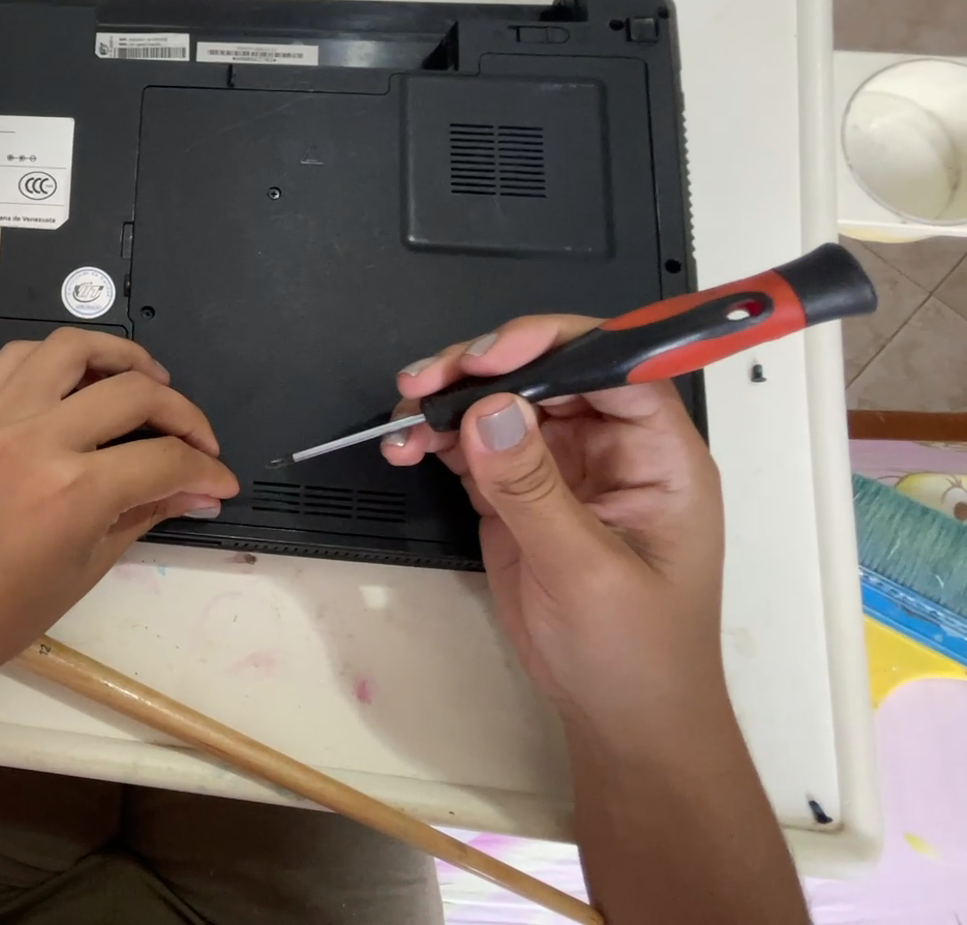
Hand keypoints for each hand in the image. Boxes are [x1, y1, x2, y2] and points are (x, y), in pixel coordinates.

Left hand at [0, 328, 239, 714]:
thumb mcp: (86, 569)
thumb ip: (146, 514)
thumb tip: (198, 491)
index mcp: (72, 492)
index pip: (164, 459)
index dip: (206, 470)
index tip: (219, 480)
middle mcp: (36, 439)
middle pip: (133, 393)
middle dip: (184, 413)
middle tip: (196, 440)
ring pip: (71, 348)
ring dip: (121, 356)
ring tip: (147, 381)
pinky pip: (15, 357)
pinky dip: (55, 358)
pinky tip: (76, 380)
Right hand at [382, 316, 730, 744]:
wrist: (609, 709)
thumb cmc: (631, 647)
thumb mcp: (586, 568)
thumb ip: (534, 489)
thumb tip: (488, 411)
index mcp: (655, 456)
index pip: (615, 370)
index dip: (554, 346)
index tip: (486, 358)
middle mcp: (604, 449)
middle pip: (542, 377)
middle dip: (478, 371)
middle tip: (421, 384)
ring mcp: (551, 469)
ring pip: (494, 407)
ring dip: (443, 404)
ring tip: (400, 422)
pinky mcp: (508, 491)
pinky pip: (466, 446)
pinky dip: (430, 440)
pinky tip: (402, 448)